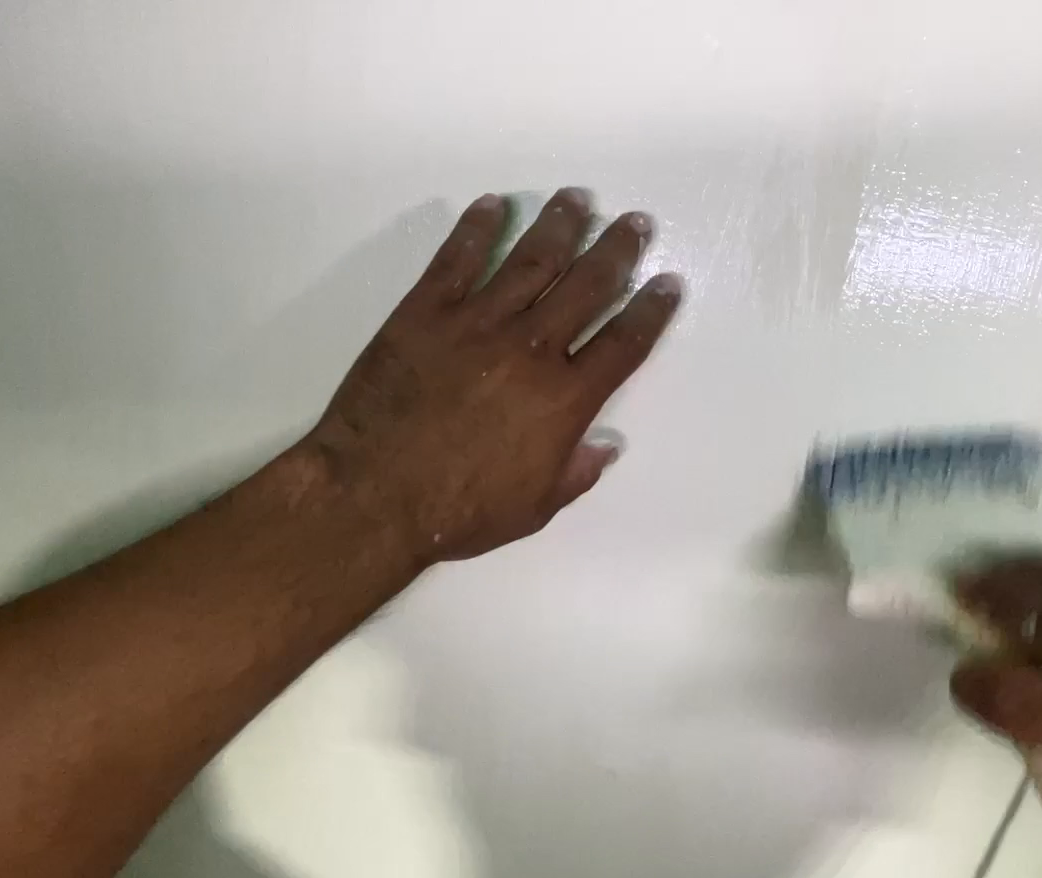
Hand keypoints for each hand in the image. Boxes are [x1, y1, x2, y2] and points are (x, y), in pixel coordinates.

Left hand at [302, 188, 682, 564]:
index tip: (667, 282)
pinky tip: (493, 206)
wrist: (373, 496)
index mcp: (563, 400)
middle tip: (634, 222)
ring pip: (529, 261)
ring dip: (558, 226)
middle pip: (586, 286)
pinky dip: (478, 229)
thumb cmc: (459, 513)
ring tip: (575, 199)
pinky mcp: (425, 313)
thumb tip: (607, 445)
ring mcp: (476, 324)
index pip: (623, 344)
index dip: (651, 311)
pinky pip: (457, 260)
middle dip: (616, 251)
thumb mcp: (533, 510)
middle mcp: (530, 349)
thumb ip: (575, 474)